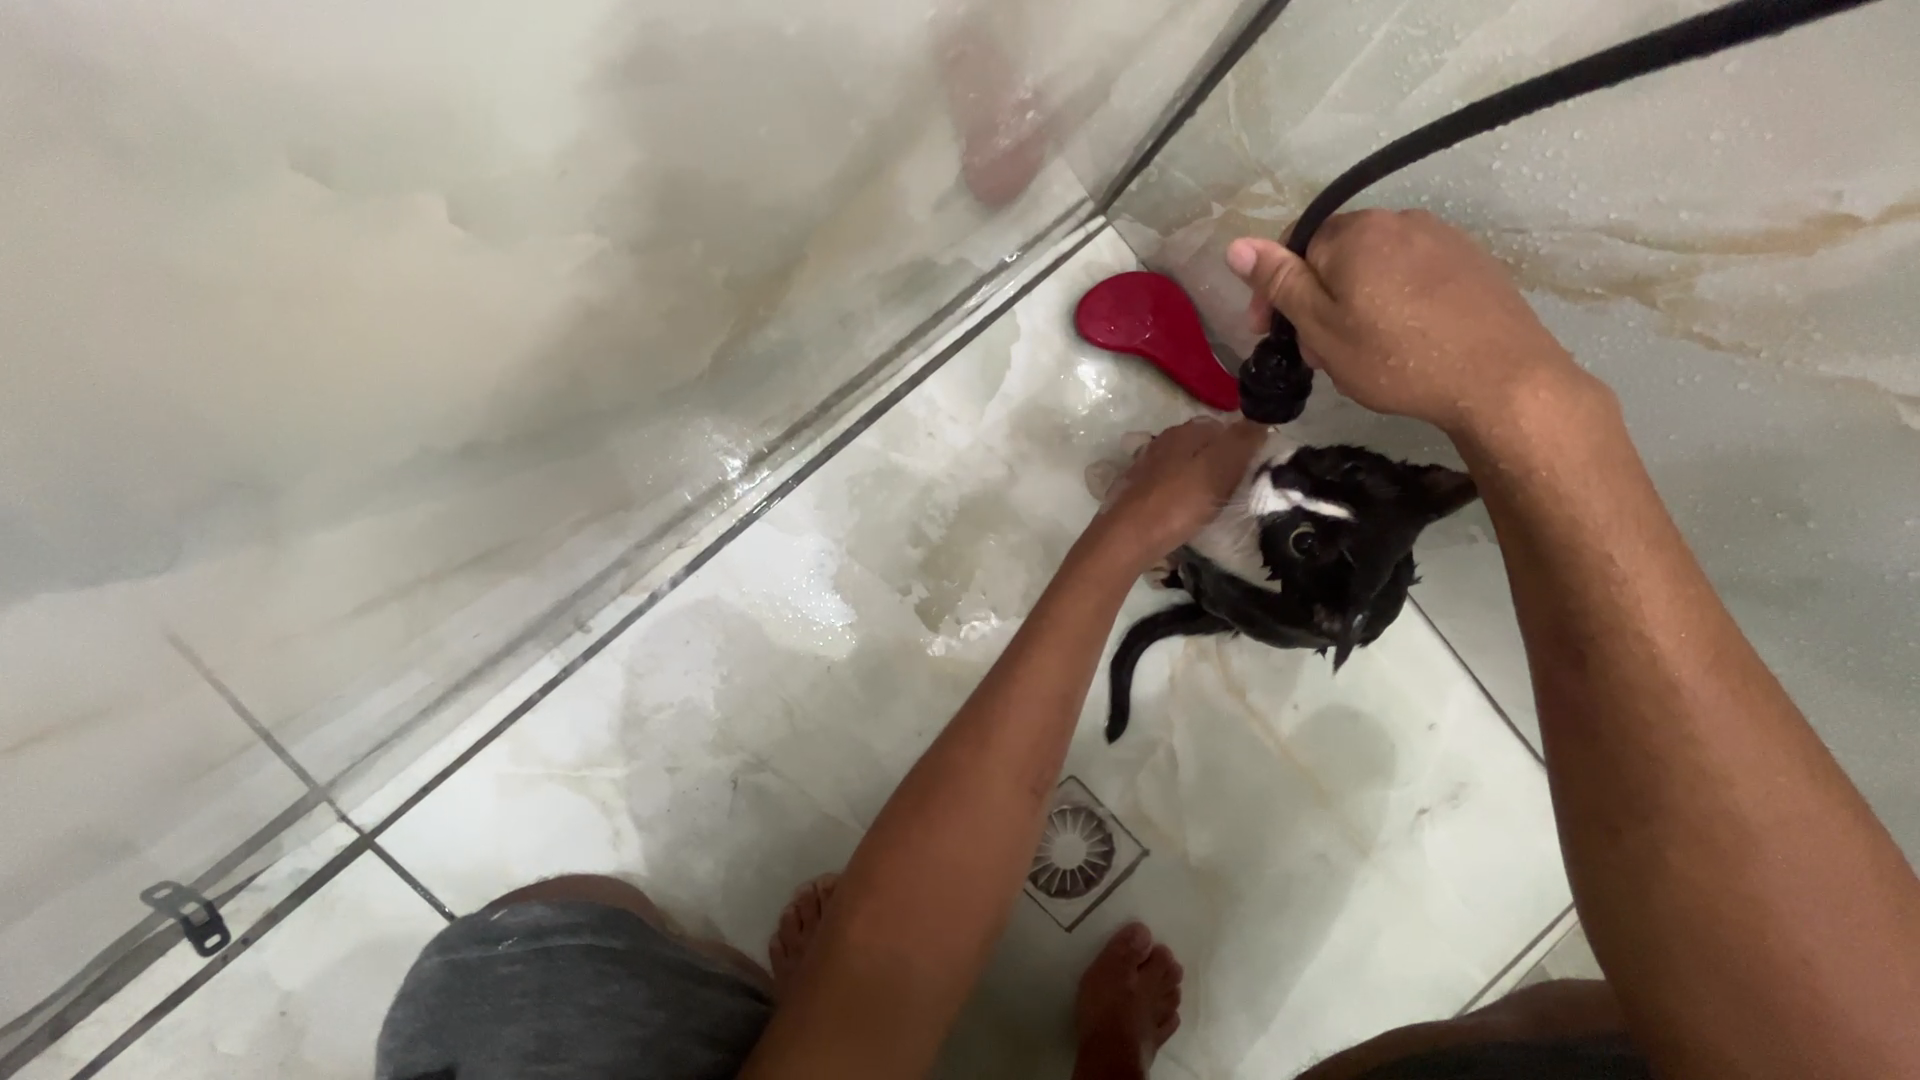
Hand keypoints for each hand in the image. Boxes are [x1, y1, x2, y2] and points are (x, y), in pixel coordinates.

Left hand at [1084, 417, 1265, 569]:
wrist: (1127, 537)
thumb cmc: (1178, 503)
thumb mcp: (1219, 469)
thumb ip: (1240, 442)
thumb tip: (1259, 420)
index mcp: (1184, 431)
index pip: (1221, 426)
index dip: (1240, 444)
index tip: (1250, 468)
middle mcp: (1161, 442)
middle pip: (1199, 445)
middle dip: (1217, 460)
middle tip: (1232, 488)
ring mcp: (1143, 466)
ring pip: (1181, 464)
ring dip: (1196, 477)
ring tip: (1209, 501)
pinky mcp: (1133, 490)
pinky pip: (1165, 485)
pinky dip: (1177, 493)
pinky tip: (1181, 510)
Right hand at [1225, 210, 1596, 438]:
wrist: (1499, 378)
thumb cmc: (1394, 357)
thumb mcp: (1320, 327)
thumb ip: (1279, 283)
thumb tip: (1237, 244)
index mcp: (1354, 233)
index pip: (1294, 245)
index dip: (1274, 290)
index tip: (1269, 334)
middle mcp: (1398, 220)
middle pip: (1335, 255)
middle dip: (1315, 299)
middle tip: (1315, 352)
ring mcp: (1440, 237)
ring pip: (1373, 266)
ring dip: (1353, 302)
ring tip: (1358, 351)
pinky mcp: (1470, 262)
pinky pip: (1410, 275)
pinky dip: (1392, 302)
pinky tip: (1401, 340)